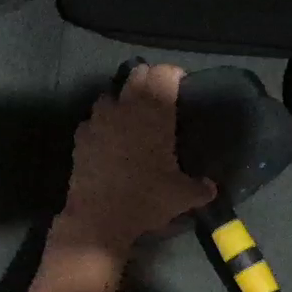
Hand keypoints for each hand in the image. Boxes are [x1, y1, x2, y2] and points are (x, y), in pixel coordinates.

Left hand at [57, 63, 216, 254]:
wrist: (100, 218)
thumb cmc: (146, 199)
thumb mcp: (183, 197)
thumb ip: (201, 188)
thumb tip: (210, 187)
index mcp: (154, 113)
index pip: (165, 74)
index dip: (175, 75)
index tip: (182, 86)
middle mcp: (126, 107)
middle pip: (138, 74)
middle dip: (150, 80)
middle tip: (159, 99)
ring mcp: (99, 119)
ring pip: (111, 95)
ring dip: (123, 101)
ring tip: (131, 119)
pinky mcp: (81, 136)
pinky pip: (94, 120)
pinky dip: (103, 124)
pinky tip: (109, 141)